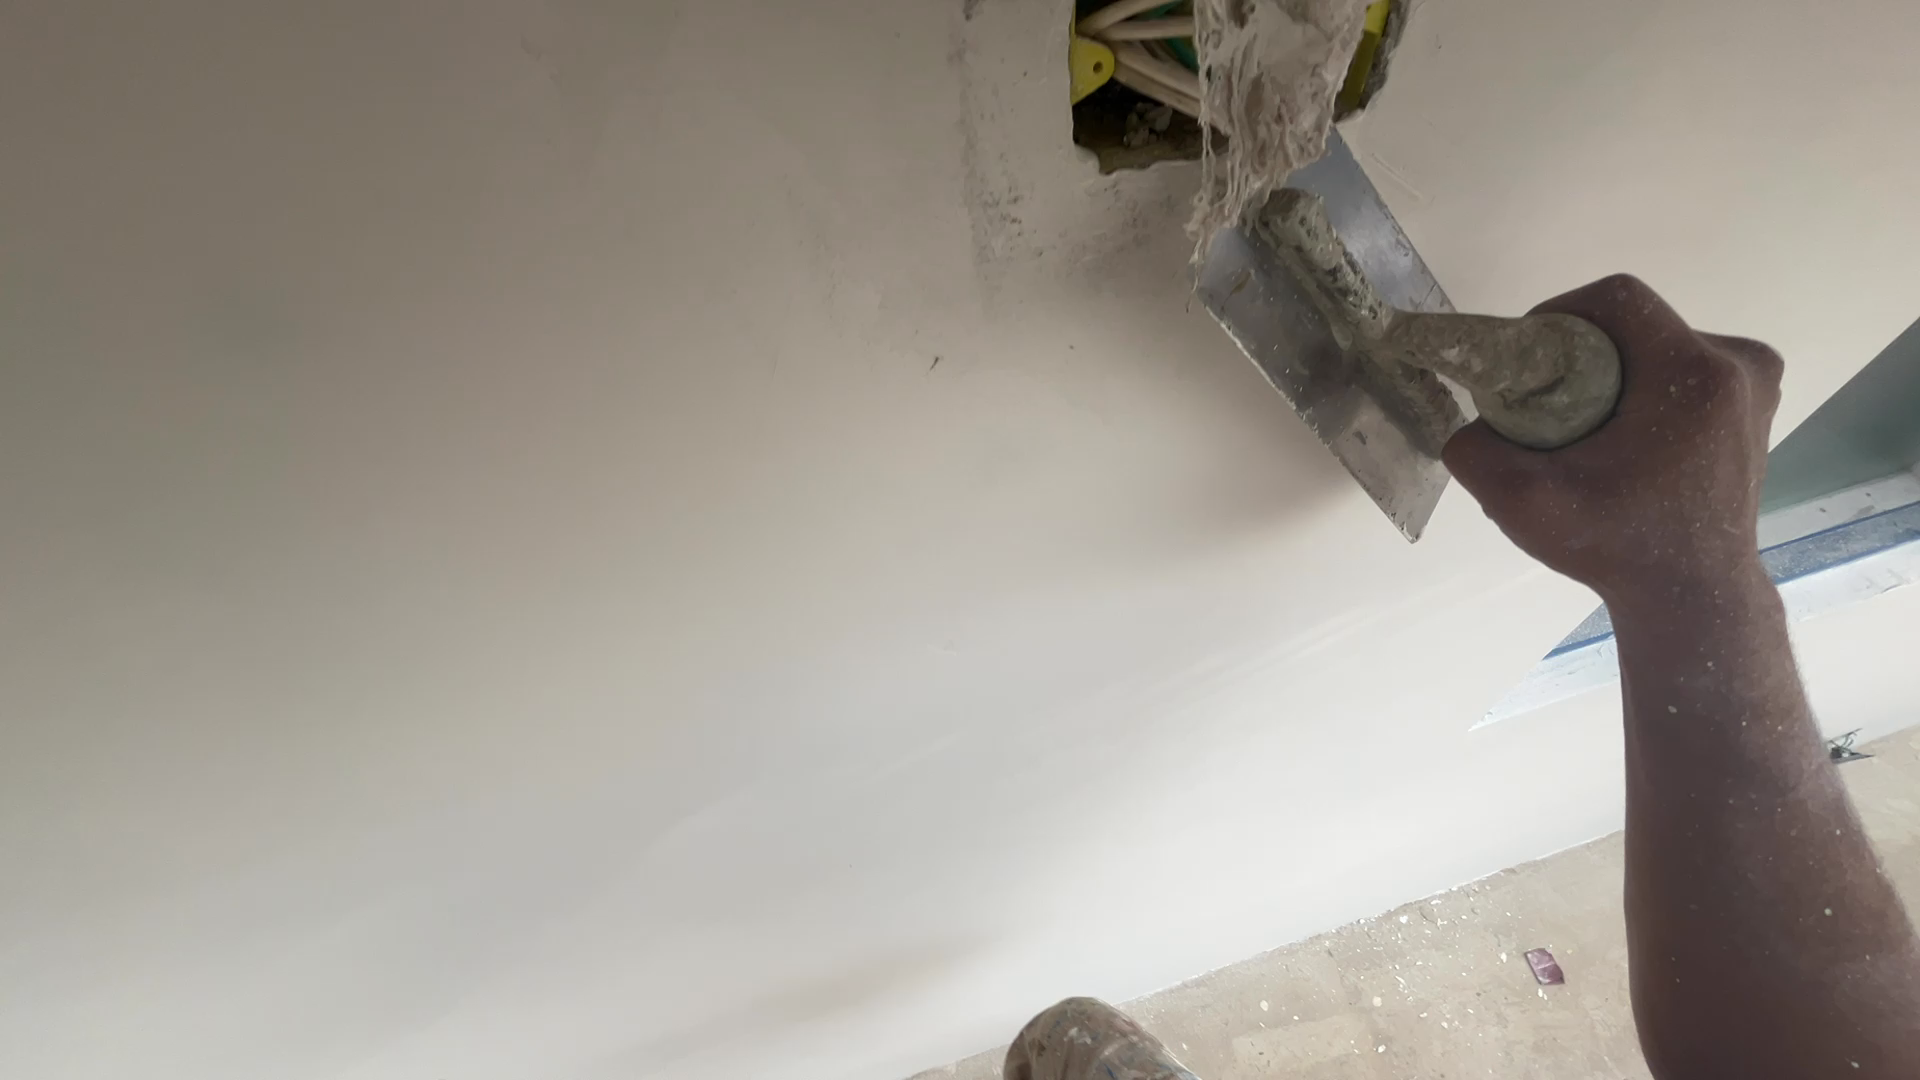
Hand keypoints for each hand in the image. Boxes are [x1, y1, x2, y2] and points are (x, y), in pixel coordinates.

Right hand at [1443, 275, 1783, 604]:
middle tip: (1534, 403)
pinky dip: (1629, 388)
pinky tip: (1607, 436)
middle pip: (1631, 323)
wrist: (1688, 591)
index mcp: (1691, 374)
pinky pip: (1674, 369)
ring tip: (1569, 426)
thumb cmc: (1611, 543)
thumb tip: (1476, 423)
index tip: (1521, 360)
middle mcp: (1737, 363)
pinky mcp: (1748, 404)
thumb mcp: (1516, 501)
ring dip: (1599, 371)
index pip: (1614, 299)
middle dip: (1571, 351)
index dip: (1553, 314)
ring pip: (1650, 345)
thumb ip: (1471, 450)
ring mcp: (1752, 383)